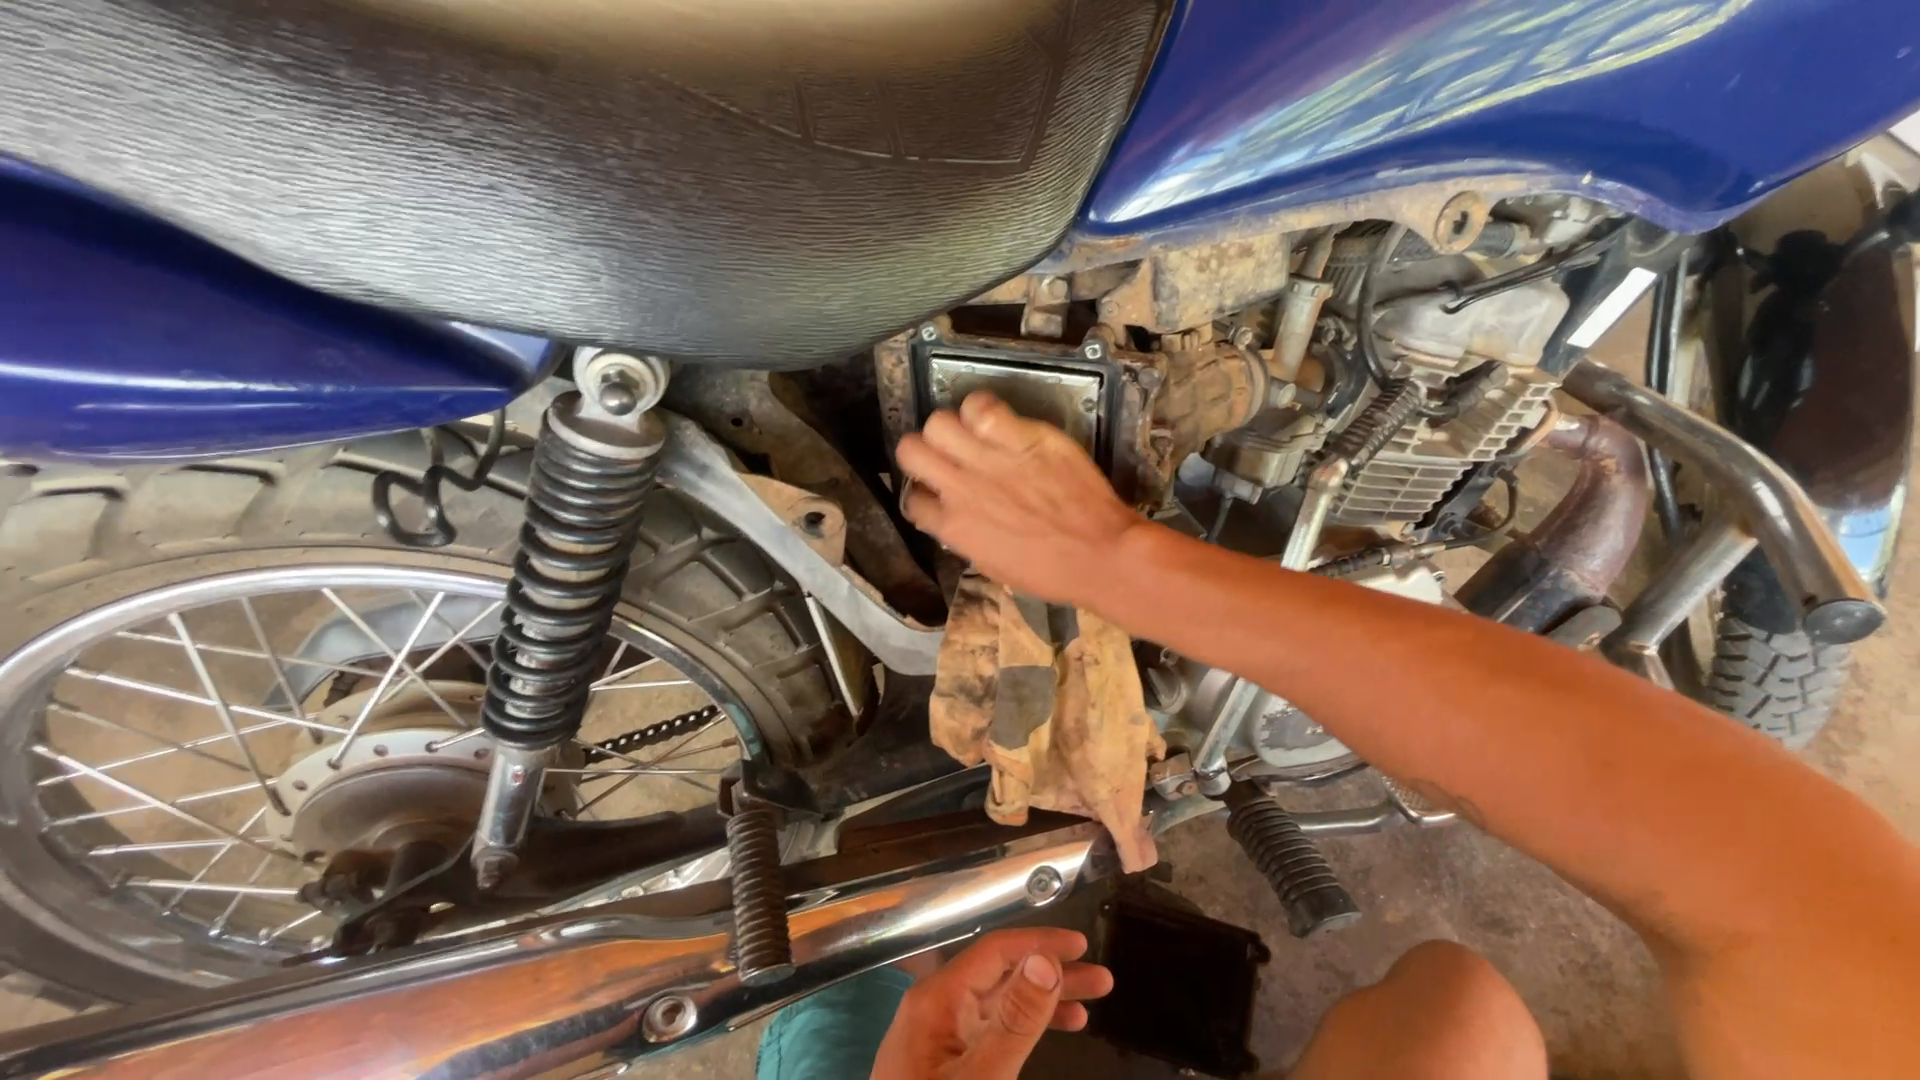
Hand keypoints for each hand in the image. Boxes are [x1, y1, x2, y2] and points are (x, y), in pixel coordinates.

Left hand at [870, 927, 1113, 1079]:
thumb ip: (1014, 1020)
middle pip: (1000, 974)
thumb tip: (1044, 960)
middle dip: (1051, 973)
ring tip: (1089, 1007)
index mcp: (936, 997)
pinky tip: (1050, 1033)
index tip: (1082, 947)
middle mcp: (935, 1006)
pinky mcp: (944, 1061)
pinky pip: (989, 1029)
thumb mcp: (981, 1077)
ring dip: (1042, 1001)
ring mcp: (938, 1034)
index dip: (1040, 943)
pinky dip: (1022, 1027)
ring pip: (998, 1002)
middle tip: (1101, 980)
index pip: (994, 951)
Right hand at [896, 392, 1144, 605]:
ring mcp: (990, 460)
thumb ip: (966, 536)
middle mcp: (962, 489)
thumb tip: (956, 517)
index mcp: (954, 528)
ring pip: (939, 422)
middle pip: (911, 450)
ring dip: (952, 425)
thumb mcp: (994, 565)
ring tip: (974, 433)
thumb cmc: (1052, 571)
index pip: (912, 499)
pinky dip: (982, 407)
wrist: (1101, 555)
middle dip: (925, 448)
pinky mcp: (1023, 438)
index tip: (939, 489)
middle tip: (948, 452)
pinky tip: (997, 419)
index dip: (924, 491)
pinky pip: (982, 406)